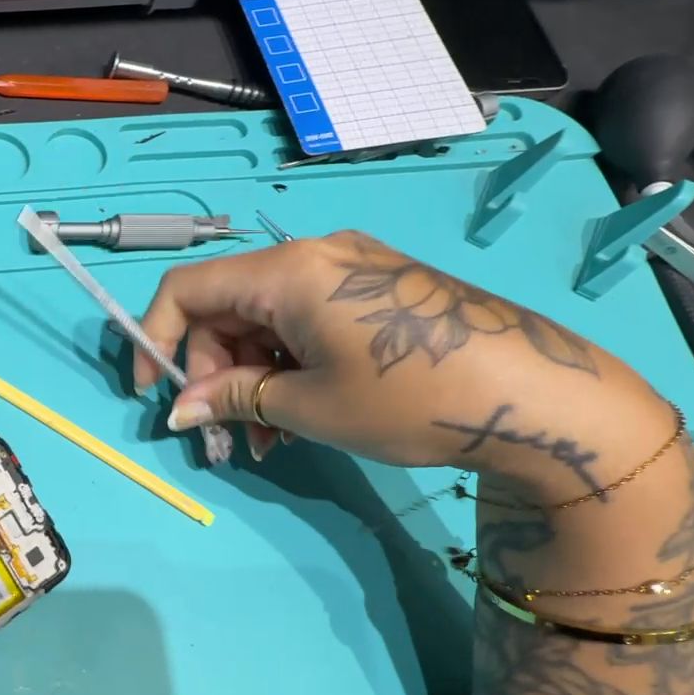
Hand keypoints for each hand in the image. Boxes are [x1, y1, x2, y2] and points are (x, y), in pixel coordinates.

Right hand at [134, 231, 671, 501]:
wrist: (541, 399)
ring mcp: (348, 270)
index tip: (152, 392)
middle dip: (209, 372)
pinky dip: (282, 367)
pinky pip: (301, 323)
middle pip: (224, 308)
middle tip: (219, 430)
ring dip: (246, 379)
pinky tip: (293, 415)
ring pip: (262, 322)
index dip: (155, 338)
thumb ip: (230, 398)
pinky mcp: (373, 290)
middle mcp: (313, 256)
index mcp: (287, 272)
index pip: (186, 289)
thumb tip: (178, 411)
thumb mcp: (305, 405)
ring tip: (261, 438)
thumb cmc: (407, 397)